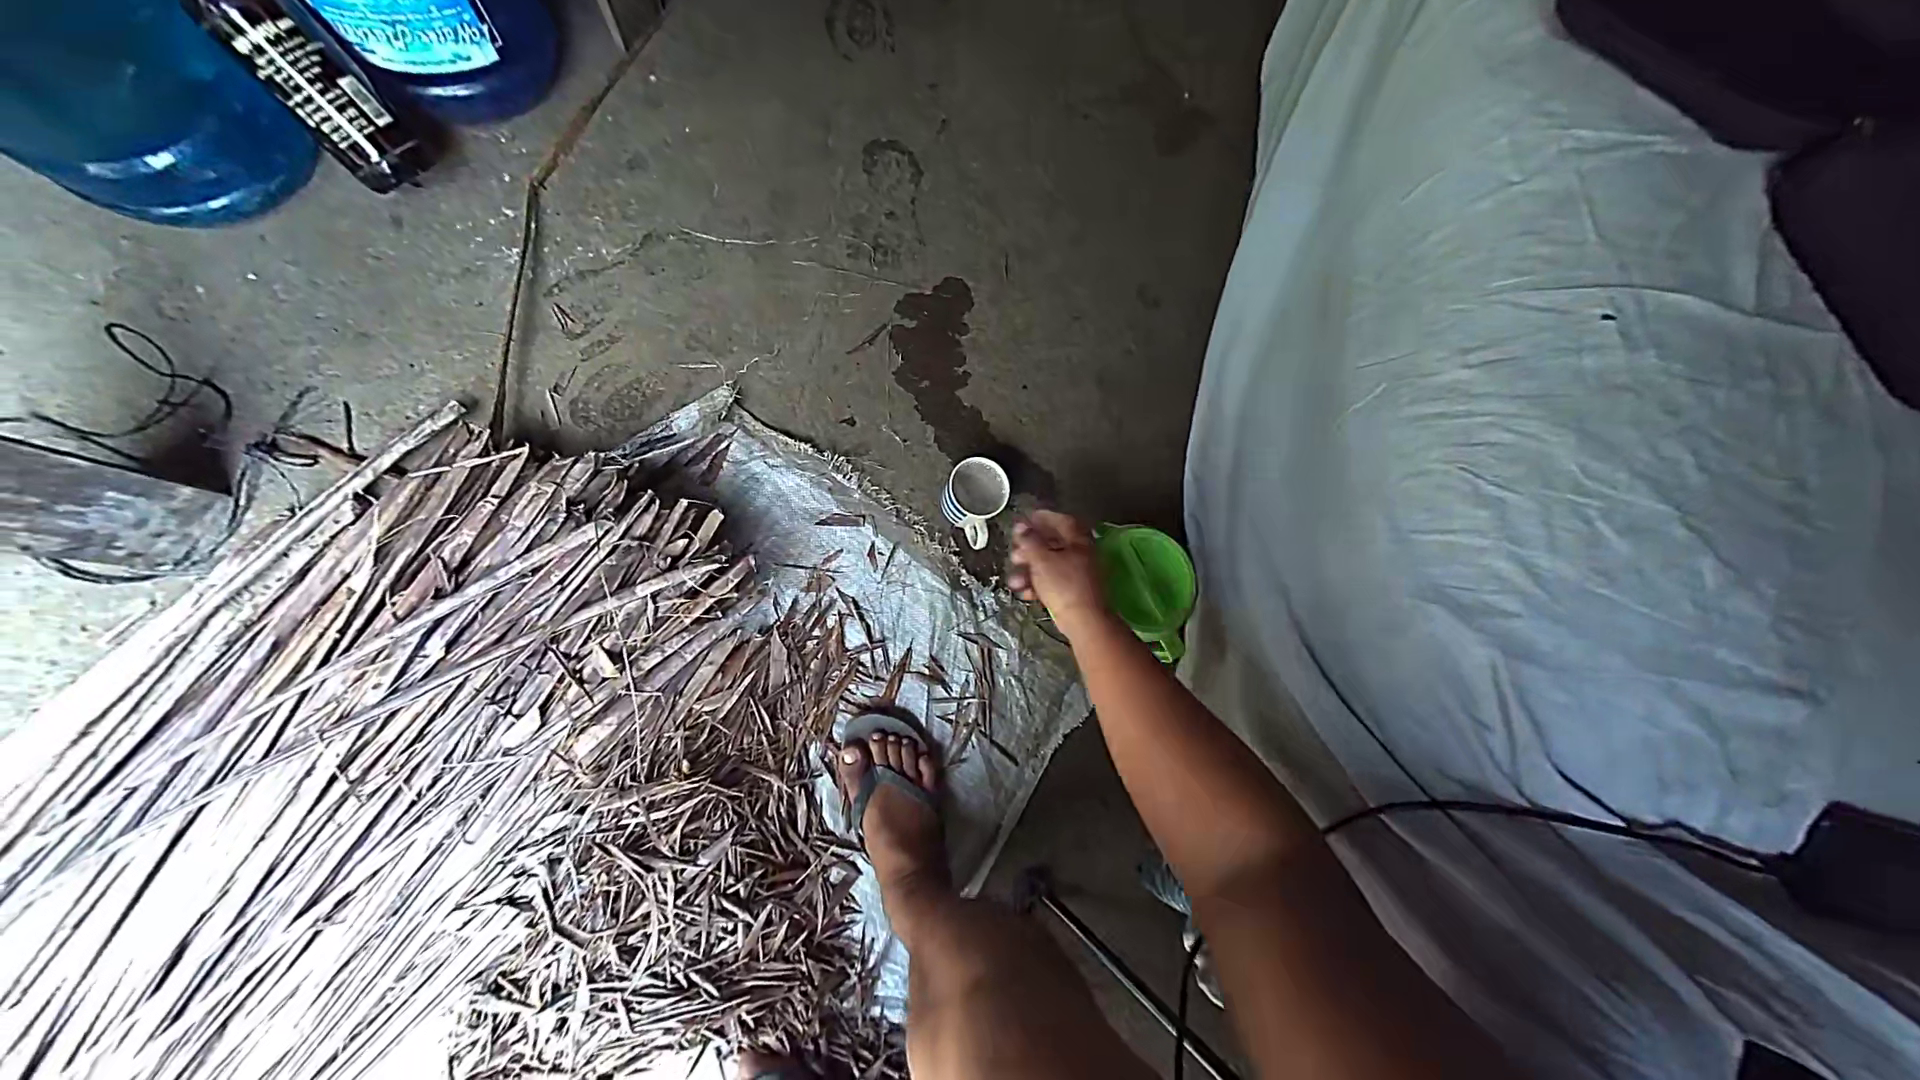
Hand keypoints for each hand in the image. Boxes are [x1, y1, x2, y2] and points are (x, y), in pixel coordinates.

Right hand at [1007, 510, 1109, 635]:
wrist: (1083, 620)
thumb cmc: (1064, 585)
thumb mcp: (1042, 559)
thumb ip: (1030, 540)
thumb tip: (1021, 526)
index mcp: (1078, 541)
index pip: (1062, 520)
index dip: (1043, 517)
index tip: (1027, 518)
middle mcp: (1081, 555)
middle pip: (1053, 544)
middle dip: (1030, 548)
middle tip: (1015, 551)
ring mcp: (1078, 575)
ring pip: (1049, 565)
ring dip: (1029, 570)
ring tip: (1015, 578)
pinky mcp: (1072, 592)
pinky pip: (1052, 583)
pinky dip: (1037, 585)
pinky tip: (1025, 591)